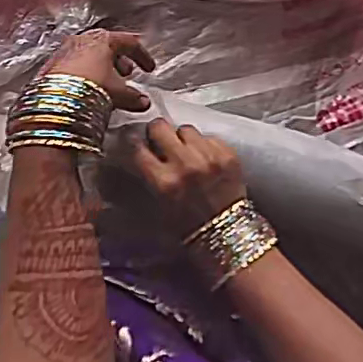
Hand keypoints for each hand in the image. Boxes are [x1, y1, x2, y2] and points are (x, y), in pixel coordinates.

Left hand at [42, 29, 154, 112]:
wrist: (54, 99)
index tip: (149, 67)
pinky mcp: (52, 65)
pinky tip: (88, 88)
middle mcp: (83, 40)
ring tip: (108, 82)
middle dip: (120, 60)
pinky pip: (75, 65)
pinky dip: (86, 74)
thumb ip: (134, 97)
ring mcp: (65, 51)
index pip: (130, 43)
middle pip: (107, 46)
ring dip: (102, 67)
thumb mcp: (118, 94)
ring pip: (90, 55)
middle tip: (127, 73)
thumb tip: (142, 102)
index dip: (143, 56)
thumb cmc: (87, 88)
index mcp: (103, 40)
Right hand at [126, 121, 246, 236]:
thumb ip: (149, 176)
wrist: (227, 234)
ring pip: (186, 129)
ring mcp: (209, 157)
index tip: (136, 141)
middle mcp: (185, 165)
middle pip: (160, 127)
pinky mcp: (228, 154)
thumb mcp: (160, 204)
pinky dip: (205, 145)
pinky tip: (206, 158)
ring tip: (187, 151)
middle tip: (161, 139)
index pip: (138, 148)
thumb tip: (139, 151)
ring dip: (183, 139)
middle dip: (158, 132)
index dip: (134, 143)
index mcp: (165, 182)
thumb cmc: (188, 225)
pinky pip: (209, 137)